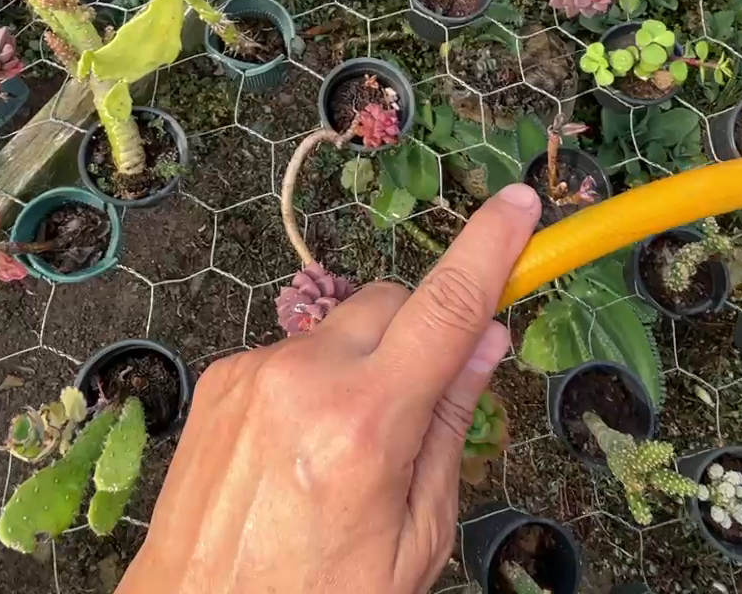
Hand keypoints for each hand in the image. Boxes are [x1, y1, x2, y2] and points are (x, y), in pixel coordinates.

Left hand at [117, 183, 539, 593]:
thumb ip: (452, 426)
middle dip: (420, 328)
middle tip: (417, 396)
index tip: (520, 204)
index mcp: (367, 425)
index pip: (448, 308)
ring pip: (342, 325)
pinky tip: (295, 441)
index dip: (491, 247)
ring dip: (362, 359)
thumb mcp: (415, 537)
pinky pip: (294, 348)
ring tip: (342, 440)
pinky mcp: (221, 373)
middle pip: (392, 299)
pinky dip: (313, 376)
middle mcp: (305, 377)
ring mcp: (255, 368)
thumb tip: (487, 338)